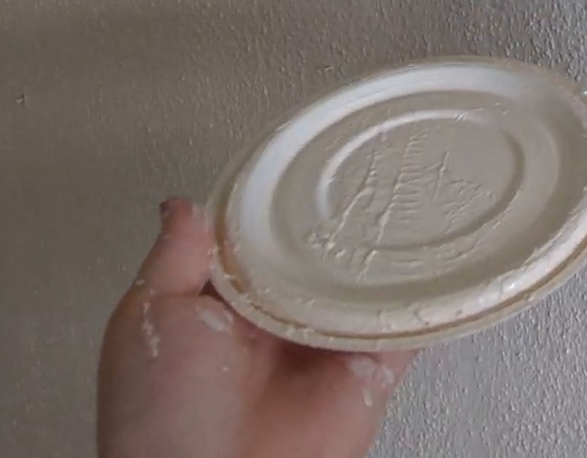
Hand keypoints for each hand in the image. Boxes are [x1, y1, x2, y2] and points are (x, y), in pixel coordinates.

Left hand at [98, 199, 416, 457]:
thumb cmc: (164, 423)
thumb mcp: (148, 322)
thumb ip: (173, 259)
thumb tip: (180, 206)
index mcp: (233, 309)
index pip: (265, 240)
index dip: (283, 204)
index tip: (304, 163)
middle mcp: (285, 322)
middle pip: (324, 254)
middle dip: (344, 220)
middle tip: (366, 173)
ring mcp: (331, 343)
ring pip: (370, 280)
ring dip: (387, 249)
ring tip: (408, 198)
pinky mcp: (373, 365)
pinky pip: (408, 322)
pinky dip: (426, 294)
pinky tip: (438, 258)